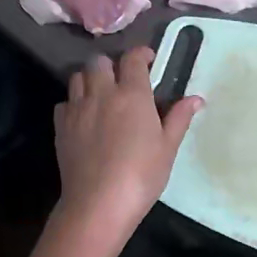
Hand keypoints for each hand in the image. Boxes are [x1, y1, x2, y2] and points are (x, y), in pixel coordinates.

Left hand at [55, 47, 202, 232]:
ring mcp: (77, 108)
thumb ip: (179, 118)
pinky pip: (64, 103)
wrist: (98, 202)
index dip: (141, 54)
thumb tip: (196, 98)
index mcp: (132, 95)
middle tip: (122, 82)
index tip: (148, 61)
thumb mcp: (168, 148)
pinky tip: (83, 118)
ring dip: (90, 80)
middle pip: (99, 61)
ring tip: (101, 96)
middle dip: (111, 65)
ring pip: (78, 77)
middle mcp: (101, 94)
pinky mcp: (60, 126)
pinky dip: (73, 104)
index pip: (132, 58)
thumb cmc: (141, 175)